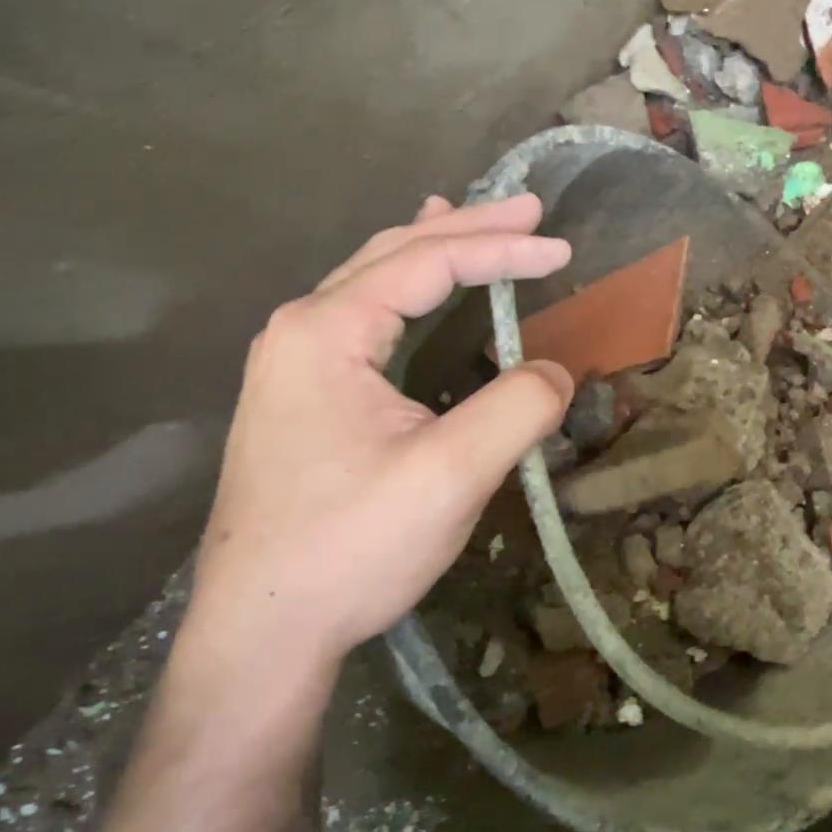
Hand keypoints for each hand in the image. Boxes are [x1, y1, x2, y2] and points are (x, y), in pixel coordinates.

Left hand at [188, 194, 572, 667]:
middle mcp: (300, 333)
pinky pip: (363, 317)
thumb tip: (560, 372)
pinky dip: (405, 288)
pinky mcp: (304, 400)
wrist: (267, 623)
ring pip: (371, 282)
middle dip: (465, 227)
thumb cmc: (355, 543)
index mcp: (326, 333)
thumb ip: (518, 407)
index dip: (501, 250)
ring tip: (473, 220)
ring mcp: (294, 367)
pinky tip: (414, 290)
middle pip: (391, 254)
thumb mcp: (453, 474)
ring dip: (431, 250)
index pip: (426, 264)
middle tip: (530, 207)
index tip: (564, 250)